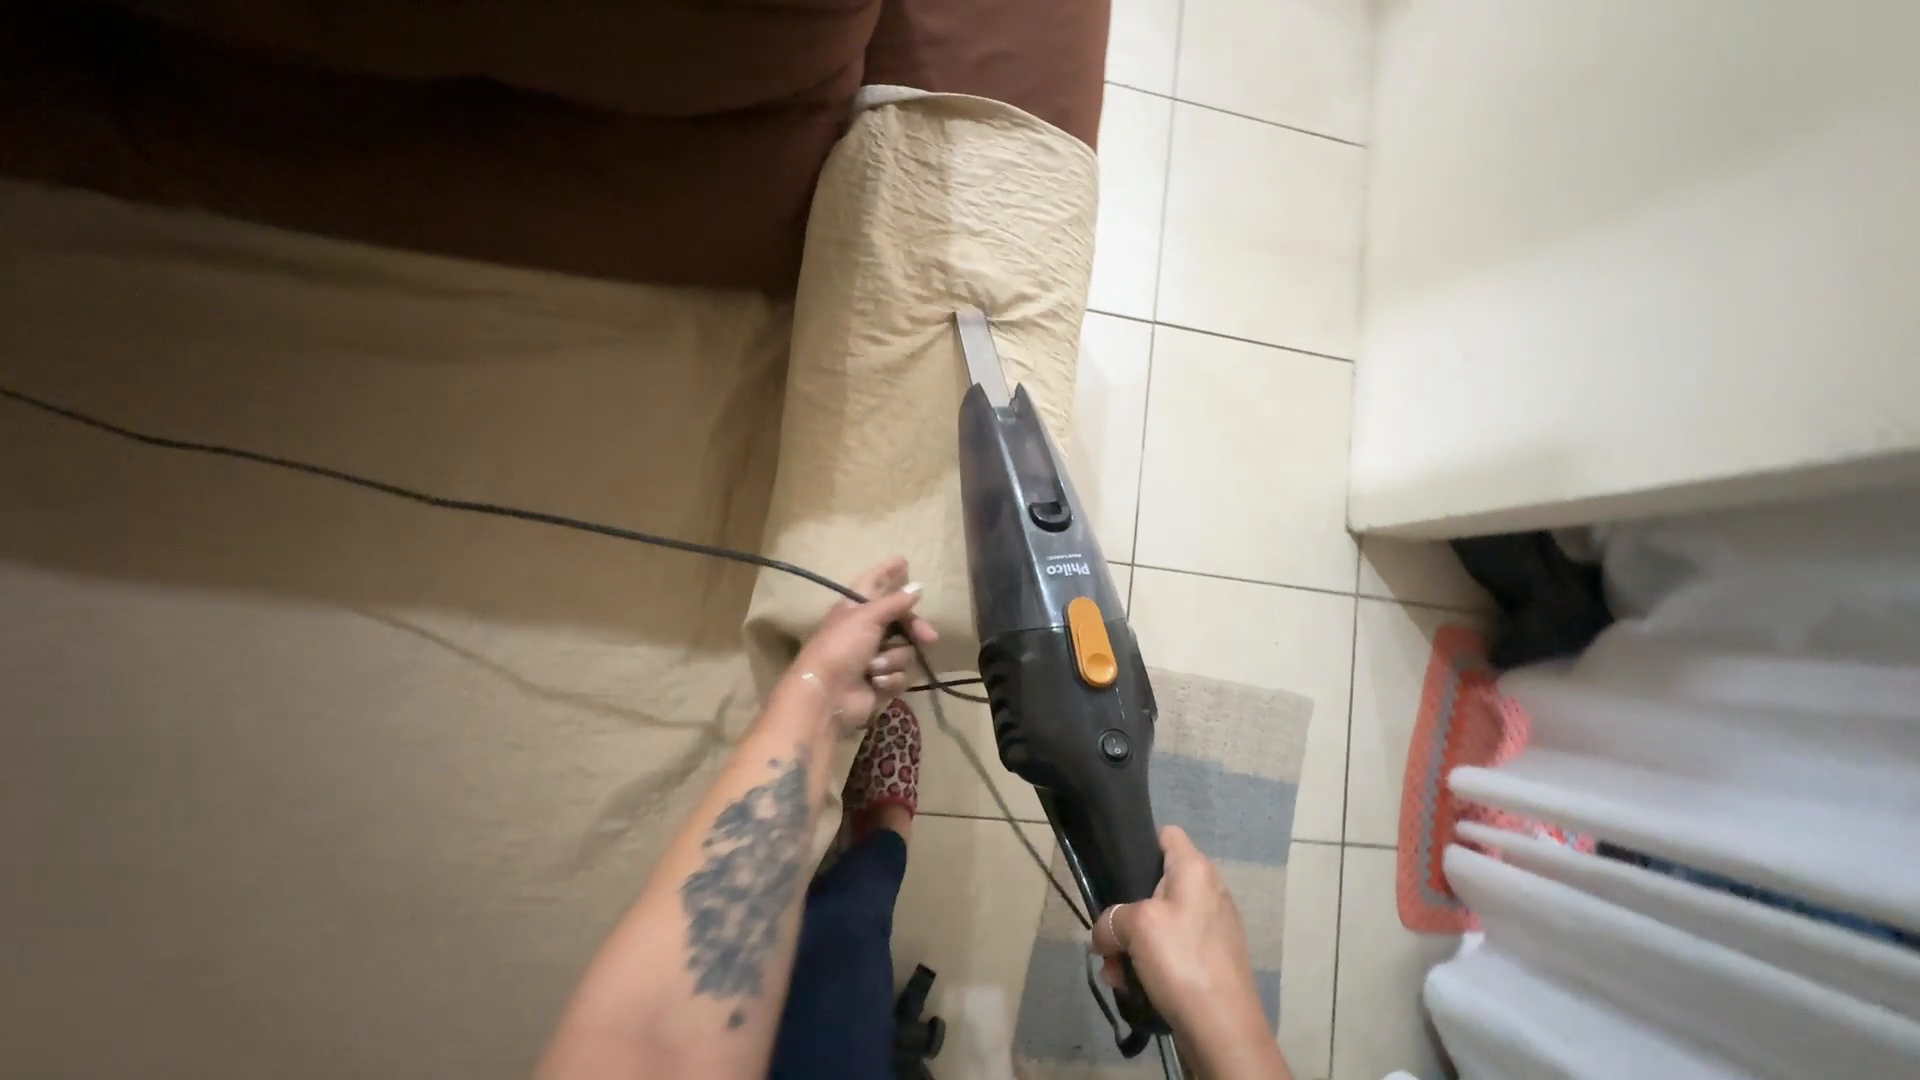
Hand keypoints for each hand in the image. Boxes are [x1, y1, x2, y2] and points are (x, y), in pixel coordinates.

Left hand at [786, 556, 937, 736]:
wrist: (826, 696)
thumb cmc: (840, 648)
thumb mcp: (866, 617)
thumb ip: (895, 602)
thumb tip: (918, 587)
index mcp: (855, 609)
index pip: (873, 583)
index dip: (887, 571)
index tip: (903, 559)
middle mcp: (865, 630)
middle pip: (901, 620)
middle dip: (914, 629)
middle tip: (929, 637)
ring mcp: (873, 657)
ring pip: (904, 651)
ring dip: (892, 660)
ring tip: (872, 668)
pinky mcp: (880, 682)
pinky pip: (900, 674)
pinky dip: (889, 679)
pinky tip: (873, 683)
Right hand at [1091, 828, 1270, 1056]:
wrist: (1224, 1029)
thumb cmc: (1182, 960)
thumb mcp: (1135, 927)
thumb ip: (1111, 919)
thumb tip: (1105, 936)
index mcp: (1196, 870)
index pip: (1167, 835)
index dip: (1140, 845)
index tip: (1117, 871)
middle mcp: (1209, 891)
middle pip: (1156, 885)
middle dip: (1127, 910)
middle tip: (1108, 937)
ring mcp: (1213, 928)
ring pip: (1160, 922)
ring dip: (1133, 944)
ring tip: (1115, 973)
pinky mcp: (1212, 959)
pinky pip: (1173, 949)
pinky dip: (1151, 962)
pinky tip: (1133, 986)